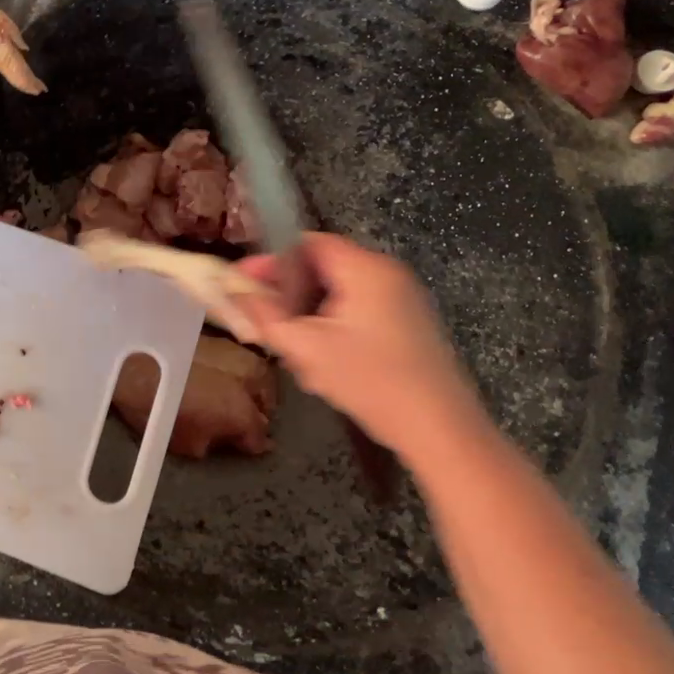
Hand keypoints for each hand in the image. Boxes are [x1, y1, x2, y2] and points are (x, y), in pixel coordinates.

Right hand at [240, 233, 488, 462]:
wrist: (440, 430)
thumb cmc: (370, 381)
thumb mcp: (304, 347)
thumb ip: (262, 313)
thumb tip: (233, 290)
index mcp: (366, 269)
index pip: (306, 243)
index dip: (269, 260)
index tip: (240, 283)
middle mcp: (388, 274)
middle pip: (321, 267)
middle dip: (286, 292)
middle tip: (260, 317)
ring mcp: (402, 299)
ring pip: (336, 291)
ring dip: (306, 311)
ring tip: (289, 344)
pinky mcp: (408, 324)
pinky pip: (356, 309)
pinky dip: (330, 324)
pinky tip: (320, 358)